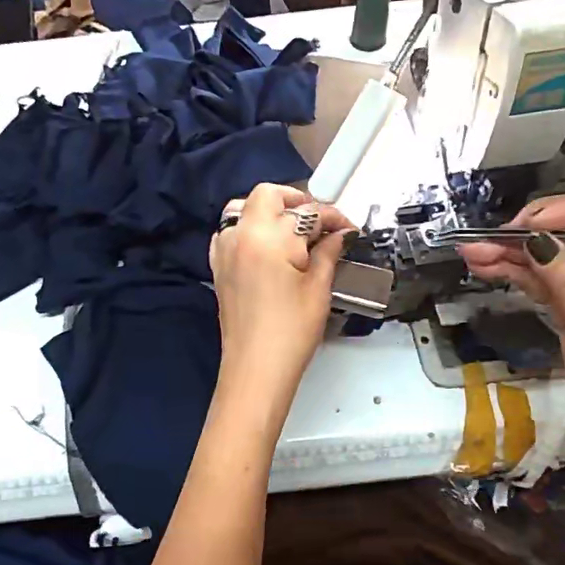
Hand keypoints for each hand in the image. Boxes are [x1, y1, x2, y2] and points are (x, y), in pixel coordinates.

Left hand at [210, 184, 354, 384]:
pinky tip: (268, 247)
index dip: (331, 217)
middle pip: (266, 195)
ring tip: (294, 232)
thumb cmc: (290, 332)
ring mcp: (225, 250)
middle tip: (318, 222)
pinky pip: (230, 232)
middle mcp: (241, 236)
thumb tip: (337, 235)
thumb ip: (327, 252)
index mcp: (268, 237)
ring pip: (242, 209)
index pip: (306, 212)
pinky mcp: (218, 267)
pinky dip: (249, 229)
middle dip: (295, 201)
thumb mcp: (318, 288)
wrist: (255, 368)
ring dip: (268, 211)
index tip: (346, 228)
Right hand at [457, 189, 564, 457]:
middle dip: (533, 232)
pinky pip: (544, 282)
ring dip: (514, 254)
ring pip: (554, 258)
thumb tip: (530, 237)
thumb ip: (563, 272)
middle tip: (495, 235)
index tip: (537, 222)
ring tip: (473, 252)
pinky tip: (486, 267)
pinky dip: (516, 274)